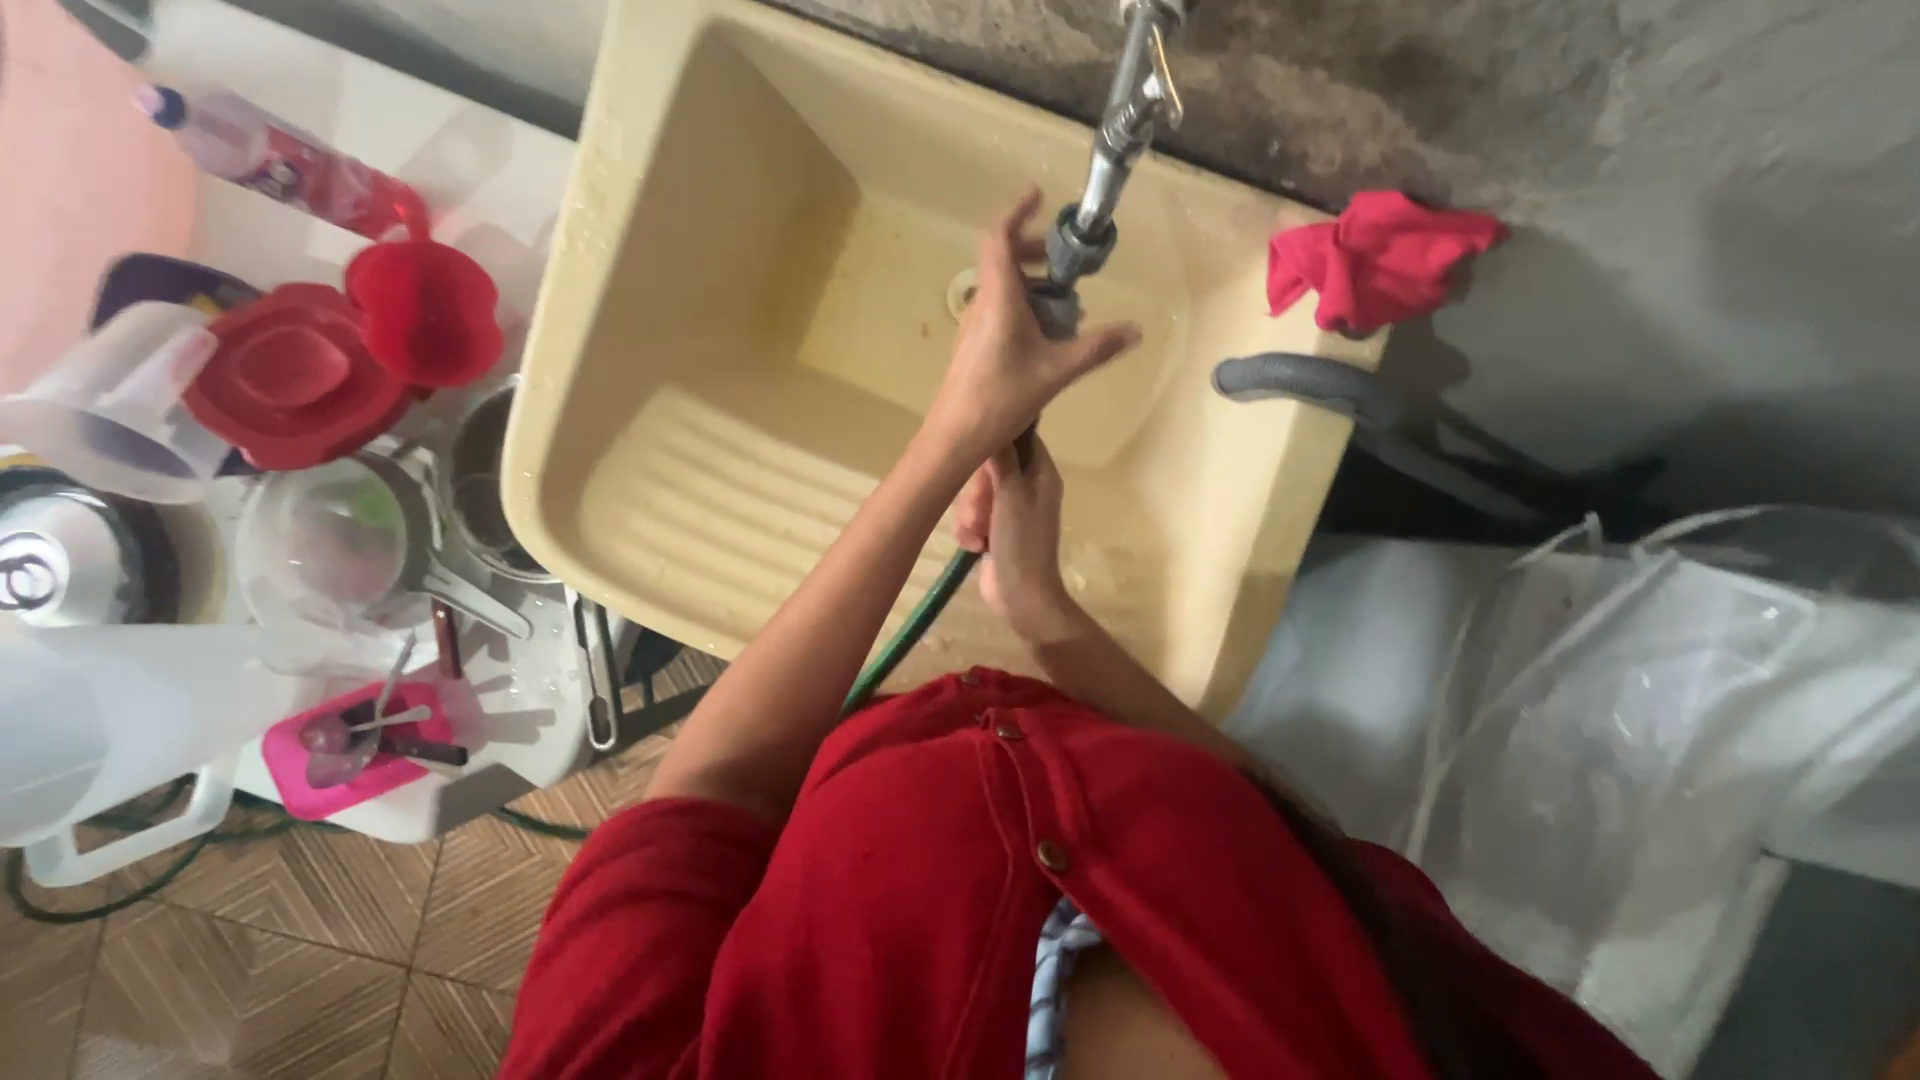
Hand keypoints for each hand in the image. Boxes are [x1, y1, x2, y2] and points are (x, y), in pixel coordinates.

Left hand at [923, 189, 1141, 461]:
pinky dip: (1021, 306)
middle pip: (1001, 259)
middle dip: (1031, 250)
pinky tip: (1044, 336)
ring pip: (1000, 287)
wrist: (955, 436)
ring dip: (1029, 283)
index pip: (999, 238)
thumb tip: (1136, 330)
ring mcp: (973, 326)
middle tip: (1060, 261)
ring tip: (1063, 304)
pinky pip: (997, 310)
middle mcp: (982, 304)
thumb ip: (1096, 348)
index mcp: (998, 298)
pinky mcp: (972, 346)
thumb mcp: (1056, 372)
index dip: (1017, 212)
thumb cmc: (1002, 399)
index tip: (1039, 197)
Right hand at [953, 436, 1085, 642]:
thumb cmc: (1022, 542)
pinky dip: (969, 531)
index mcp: (1040, 474)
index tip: (976, 456)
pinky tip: (974, 546)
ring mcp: (1008, 510)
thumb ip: (1002, 458)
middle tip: (979, 508)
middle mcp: (1026, 487)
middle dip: (975, 490)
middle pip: (989, 467)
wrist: (1021, 596)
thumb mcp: (1011, 494)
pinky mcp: (992, 530)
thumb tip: (996, 421)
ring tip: (977, 533)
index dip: (993, 445)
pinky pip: (970, 517)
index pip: (1017, 439)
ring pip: (974, 493)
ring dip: (969, 514)